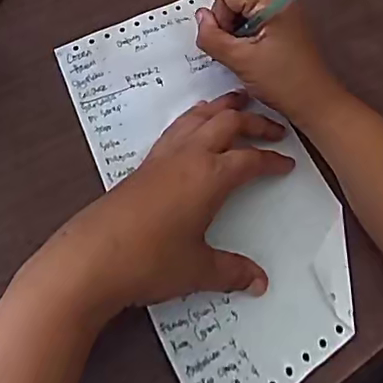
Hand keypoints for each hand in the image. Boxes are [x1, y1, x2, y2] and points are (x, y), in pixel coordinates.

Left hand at [39, 92, 294, 313]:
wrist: (95, 255)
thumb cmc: (150, 260)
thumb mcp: (199, 269)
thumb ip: (232, 271)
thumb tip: (257, 280)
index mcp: (210, 176)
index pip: (250, 159)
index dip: (271, 159)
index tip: (287, 162)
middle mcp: (189, 156)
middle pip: (227, 123)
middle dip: (253, 121)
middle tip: (274, 127)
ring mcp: (165, 155)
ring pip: (199, 116)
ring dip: (221, 107)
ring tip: (237, 102)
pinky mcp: (146, 162)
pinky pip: (178, 127)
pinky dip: (195, 117)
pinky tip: (195, 124)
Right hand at [195, 0, 349, 123]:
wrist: (317, 106)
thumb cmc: (287, 84)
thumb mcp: (240, 60)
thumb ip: (212, 36)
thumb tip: (200, 17)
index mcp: (274, 2)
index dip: (219, 16)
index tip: (229, 42)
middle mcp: (281, 1)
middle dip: (226, 21)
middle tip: (235, 48)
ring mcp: (284, 13)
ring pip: (242, 9)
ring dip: (236, 30)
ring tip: (245, 55)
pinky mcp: (285, 26)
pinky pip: (254, 20)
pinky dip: (246, 35)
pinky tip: (252, 56)